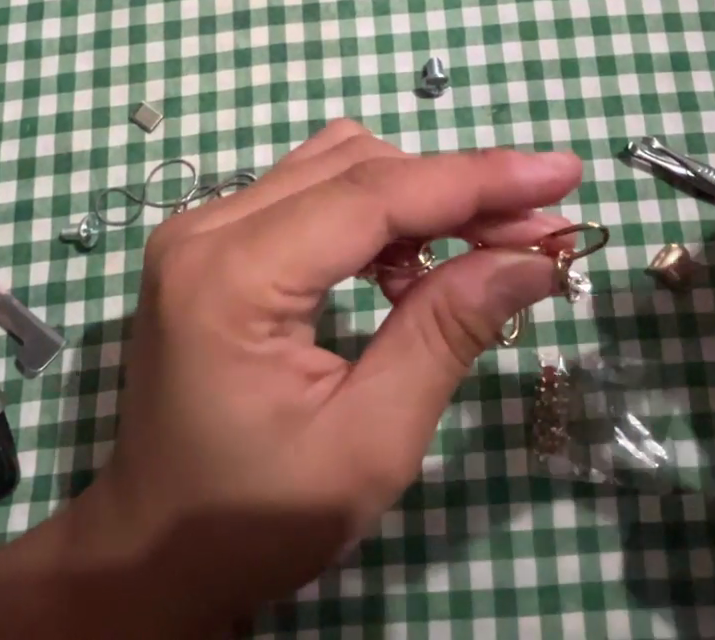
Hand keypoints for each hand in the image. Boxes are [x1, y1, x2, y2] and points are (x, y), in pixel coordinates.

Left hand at [0, 121, 584, 637]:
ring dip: (417, 196)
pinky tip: (406, 266)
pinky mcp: (209, 244)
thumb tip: (533, 257)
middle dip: (456, 190)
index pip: (371, 195)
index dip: (476, 179)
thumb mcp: (369, 442)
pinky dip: (372, 213)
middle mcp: (205, 227)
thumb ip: (446, 334)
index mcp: (232, 275)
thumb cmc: (254, 518)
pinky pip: (306, 195)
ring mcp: (200, 229)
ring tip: (481, 249)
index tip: (563, 174)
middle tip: (540, 230)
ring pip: (332, 167)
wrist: (151, 548)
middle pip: (355, 166)